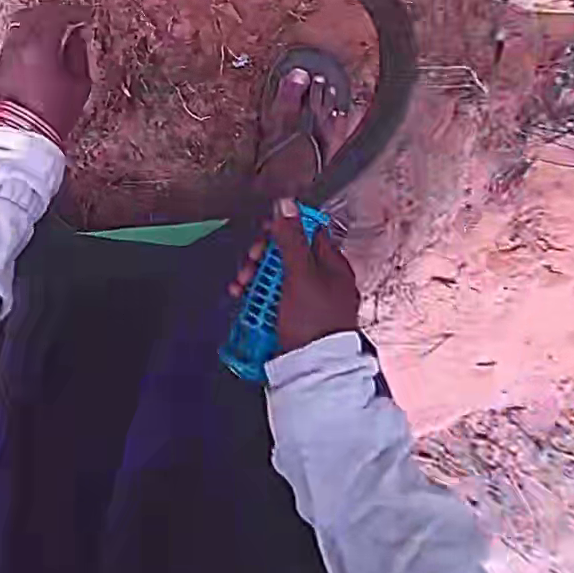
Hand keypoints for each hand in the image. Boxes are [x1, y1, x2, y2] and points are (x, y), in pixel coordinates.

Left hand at [0, 2, 92, 139]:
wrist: (21, 137)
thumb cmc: (53, 113)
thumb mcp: (78, 84)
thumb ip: (78, 53)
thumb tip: (77, 36)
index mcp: (40, 45)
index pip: (57, 15)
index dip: (74, 12)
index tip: (85, 15)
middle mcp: (19, 44)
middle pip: (35, 13)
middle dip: (54, 10)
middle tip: (69, 15)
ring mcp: (5, 55)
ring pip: (20, 24)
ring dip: (38, 20)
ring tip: (54, 27)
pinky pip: (14, 40)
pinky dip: (27, 35)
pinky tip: (39, 45)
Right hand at [228, 197, 361, 352]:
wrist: (313, 370)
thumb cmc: (312, 318)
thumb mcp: (300, 274)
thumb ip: (291, 239)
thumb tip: (285, 202)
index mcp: (332, 264)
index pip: (307, 231)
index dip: (285, 227)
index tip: (264, 232)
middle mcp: (322, 279)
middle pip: (287, 253)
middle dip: (263, 255)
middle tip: (250, 262)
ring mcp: (306, 298)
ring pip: (275, 275)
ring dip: (254, 275)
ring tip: (241, 285)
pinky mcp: (292, 316)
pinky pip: (271, 296)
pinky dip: (255, 294)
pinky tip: (241, 297)